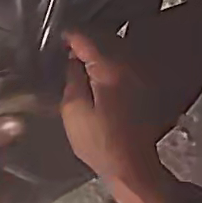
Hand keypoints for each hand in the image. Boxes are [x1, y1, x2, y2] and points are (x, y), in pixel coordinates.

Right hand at [60, 31, 186, 202]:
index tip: (56, 40)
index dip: (68, 36)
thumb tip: (72, 60)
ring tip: (79, 61)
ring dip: (98, 50)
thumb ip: (71, 78)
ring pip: (116, 47)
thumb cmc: (101, 143)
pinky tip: (98, 74)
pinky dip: (109, 62)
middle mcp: (130, 64)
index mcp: (110, 67)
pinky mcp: (145, 84)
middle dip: (83, 41)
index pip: (85, 37)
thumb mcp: (73, 110)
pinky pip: (124, 62)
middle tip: (65, 51)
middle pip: (104, 37)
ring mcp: (141, 73)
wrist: (133, 166)